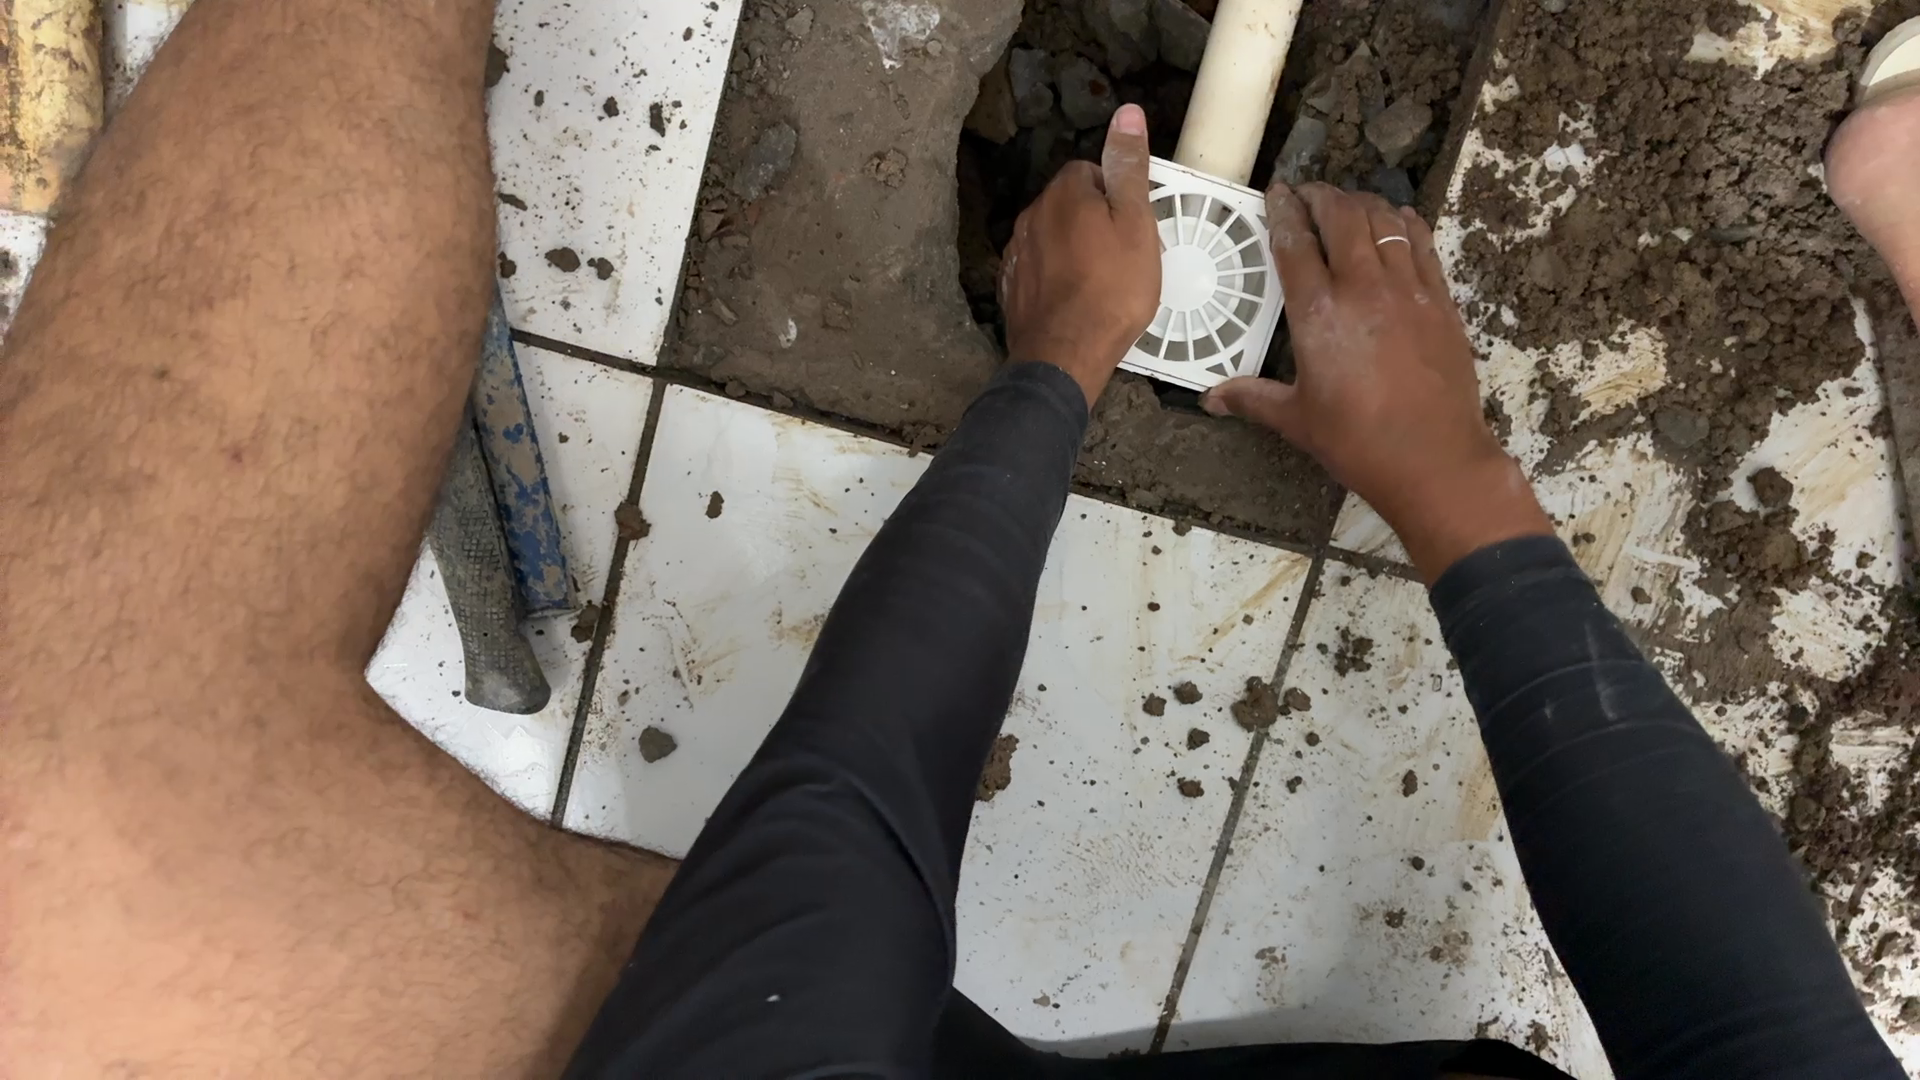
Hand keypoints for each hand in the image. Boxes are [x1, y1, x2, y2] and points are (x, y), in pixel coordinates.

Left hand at [1000, 104, 1160, 407]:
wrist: (1063, 356)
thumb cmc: (1111, 291)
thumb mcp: (1136, 224)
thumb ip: (1129, 168)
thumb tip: (1127, 113)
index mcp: (1063, 192)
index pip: (1091, 172)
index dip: (1116, 197)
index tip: (1132, 228)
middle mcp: (1030, 216)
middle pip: (1068, 206)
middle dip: (1092, 223)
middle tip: (1120, 258)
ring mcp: (1015, 255)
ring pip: (1050, 239)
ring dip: (1070, 251)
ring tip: (1097, 284)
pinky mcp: (1009, 289)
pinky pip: (1036, 271)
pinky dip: (1052, 279)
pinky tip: (1071, 301)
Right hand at [1200, 183, 1551, 581]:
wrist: (1431, 457)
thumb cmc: (1353, 439)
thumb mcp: (1294, 418)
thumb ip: (1250, 398)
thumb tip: (1209, 399)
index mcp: (1318, 315)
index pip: (1295, 247)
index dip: (1282, 214)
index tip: (1275, 193)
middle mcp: (1363, 289)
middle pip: (1342, 219)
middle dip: (1321, 197)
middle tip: (1306, 192)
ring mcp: (1408, 289)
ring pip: (1384, 222)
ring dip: (1361, 203)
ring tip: (1344, 202)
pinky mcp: (1441, 300)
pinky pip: (1422, 242)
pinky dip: (1404, 222)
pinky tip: (1394, 218)